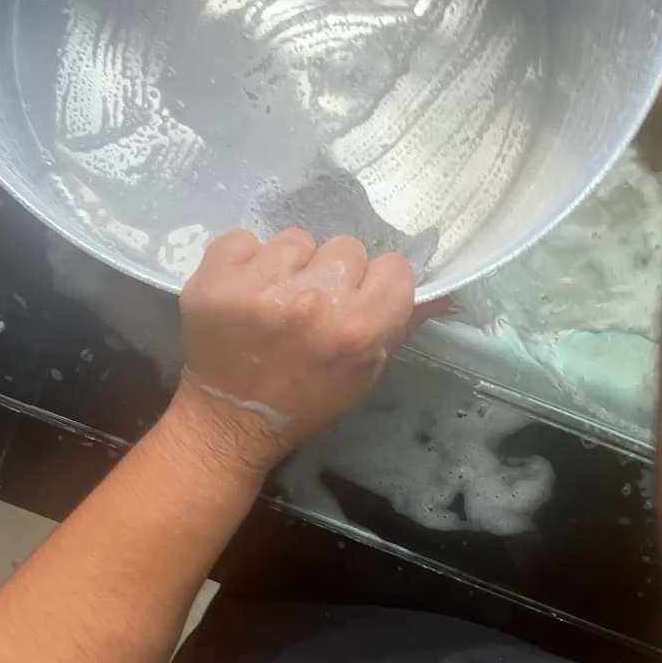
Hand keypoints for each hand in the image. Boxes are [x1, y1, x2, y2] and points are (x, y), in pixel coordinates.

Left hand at [167, 229, 417, 474]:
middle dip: (332, 275)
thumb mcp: (363, 374)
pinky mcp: (216, 277)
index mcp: (358, 329)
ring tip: (273, 303)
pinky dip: (244, 262)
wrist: (228, 423)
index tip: (357, 303)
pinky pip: (244, 239)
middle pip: (347, 248)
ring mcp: (261, 286)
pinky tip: (242, 295)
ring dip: (289, 267)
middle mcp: (315, 300)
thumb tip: (445, 293)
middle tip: (310, 309)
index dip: (376, 286)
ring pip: (297, 240)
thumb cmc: (305, 403)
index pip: (394, 268)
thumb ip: (399, 326)